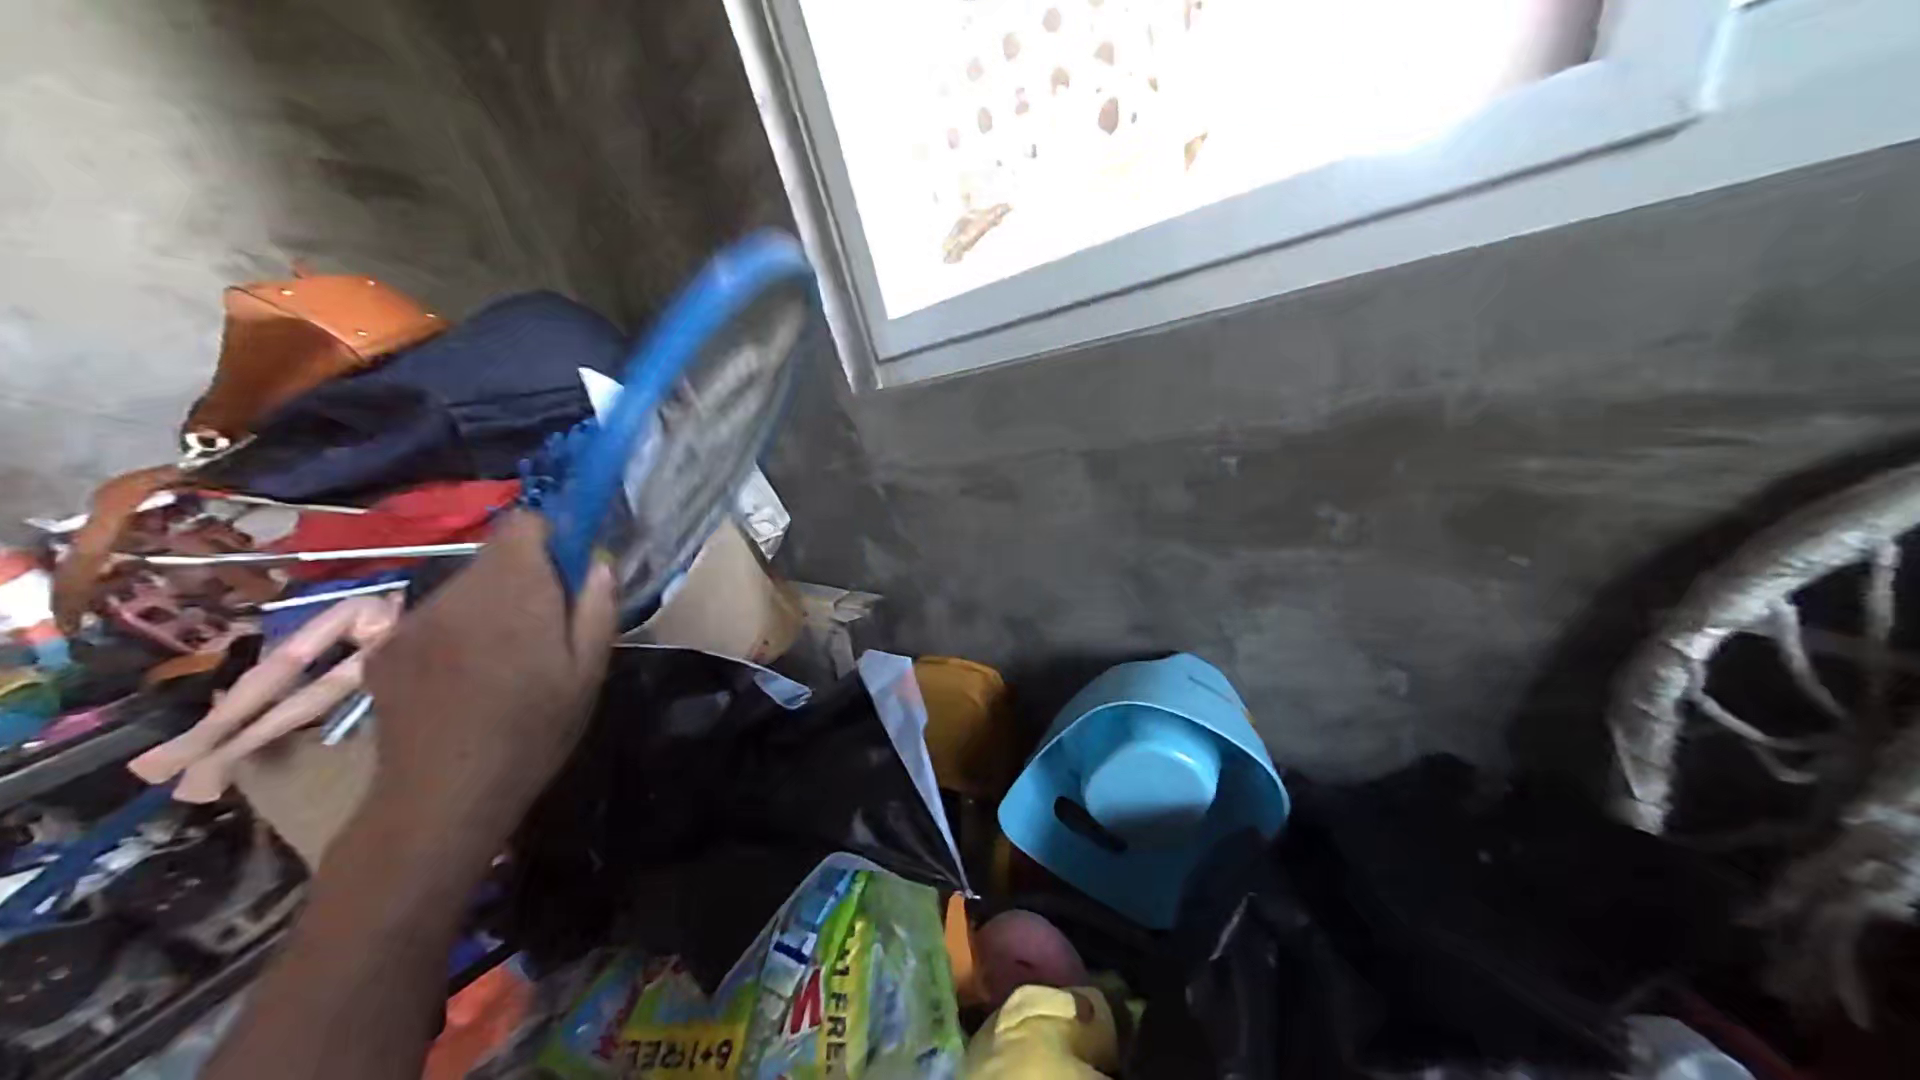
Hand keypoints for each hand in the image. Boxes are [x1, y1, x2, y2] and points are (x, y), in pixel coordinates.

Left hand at [363, 511, 615, 848]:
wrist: (443, 795)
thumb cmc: (533, 731)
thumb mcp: (589, 672)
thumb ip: (597, 607)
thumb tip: (598, 563)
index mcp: (514, 591)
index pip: (524, 523)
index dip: (551, 537)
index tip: (568, 571)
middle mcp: (457, 592)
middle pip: (494, 556)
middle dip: (523, 577)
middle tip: (543, 626)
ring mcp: (413, 618)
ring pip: (463, 587)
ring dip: (488, 604)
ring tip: (502, 658)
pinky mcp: (383, 646)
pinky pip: (432, 617)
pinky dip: (453, 631)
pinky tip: (462, 677)